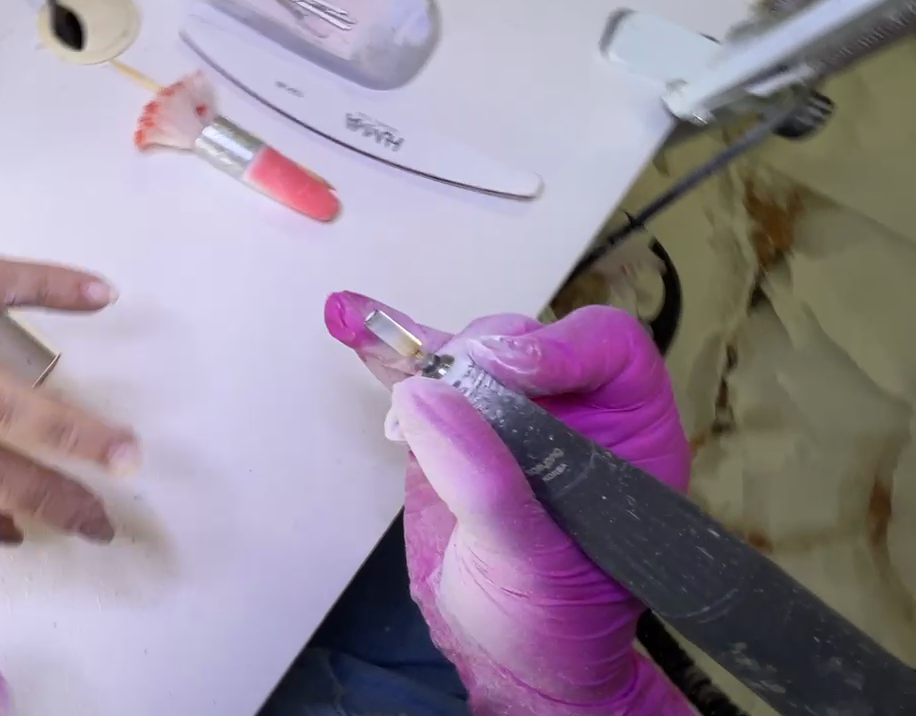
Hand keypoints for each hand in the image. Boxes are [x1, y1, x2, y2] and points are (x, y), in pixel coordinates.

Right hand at [324, 293, 693, 714]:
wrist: (497, 648)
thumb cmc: (546, 622)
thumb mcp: (529, 564)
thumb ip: (485, 484)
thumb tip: (422, 392)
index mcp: (620, 438)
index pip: (603, 352)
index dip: (553, 346)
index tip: (496, 370)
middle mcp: (563, 413)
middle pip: (516, 342)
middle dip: (471, 357)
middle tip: (437, 391)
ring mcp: (495, 414)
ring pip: (454, 351)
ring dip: (407, 341)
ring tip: (360, 328)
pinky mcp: (439, 421)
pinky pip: (407, 370)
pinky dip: (376, 345)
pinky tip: (344, 317)